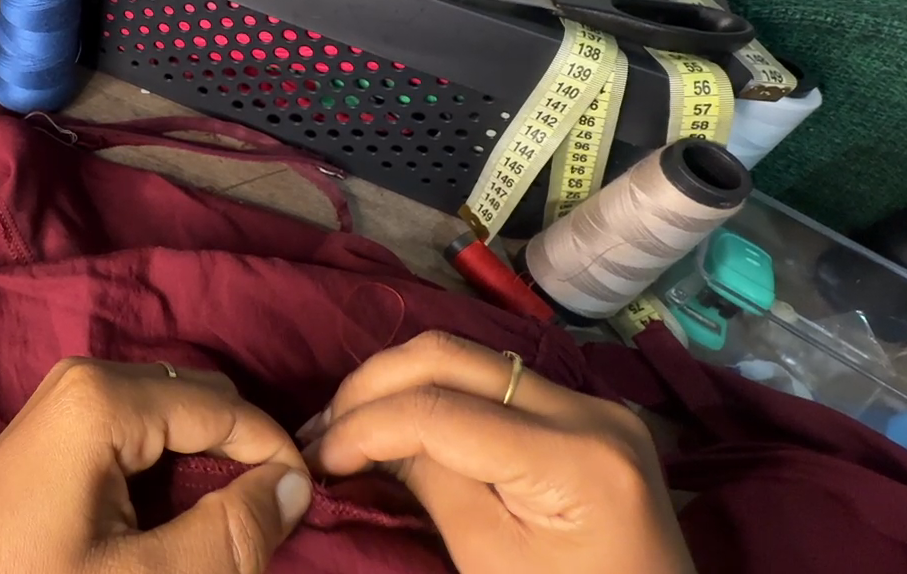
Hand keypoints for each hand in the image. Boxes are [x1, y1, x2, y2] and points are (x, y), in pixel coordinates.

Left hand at [0, 358, 312, 573]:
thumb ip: (227, 536)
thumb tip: (295, 485)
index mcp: (107, 397)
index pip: (224, 407)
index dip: (274, 455)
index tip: (309, 510)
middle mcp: (87, 377)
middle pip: (196, 400)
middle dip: (238, 457)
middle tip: (260, 528)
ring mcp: (64, 398)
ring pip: (167, 415)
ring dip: (203, 466)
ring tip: (217, 531)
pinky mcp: (52, 427)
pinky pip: (133, 429)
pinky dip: (165, 469)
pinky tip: (166, 523)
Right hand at [298, 331, 694, 573]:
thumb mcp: (489, 562)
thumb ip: (425, 479)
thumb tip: (358, 434)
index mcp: (577, 460)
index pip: (439, 411)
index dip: (365, 425)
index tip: (317, 456)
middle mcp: (589, 407)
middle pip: (446, 356)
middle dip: (371, 385)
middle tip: (324, 428)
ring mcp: (588, 401)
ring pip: (459, 353)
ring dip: (393, 380)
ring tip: (348, 420)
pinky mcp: (578, 408)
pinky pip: (484, 376)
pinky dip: (428, 387)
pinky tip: (395, 412)